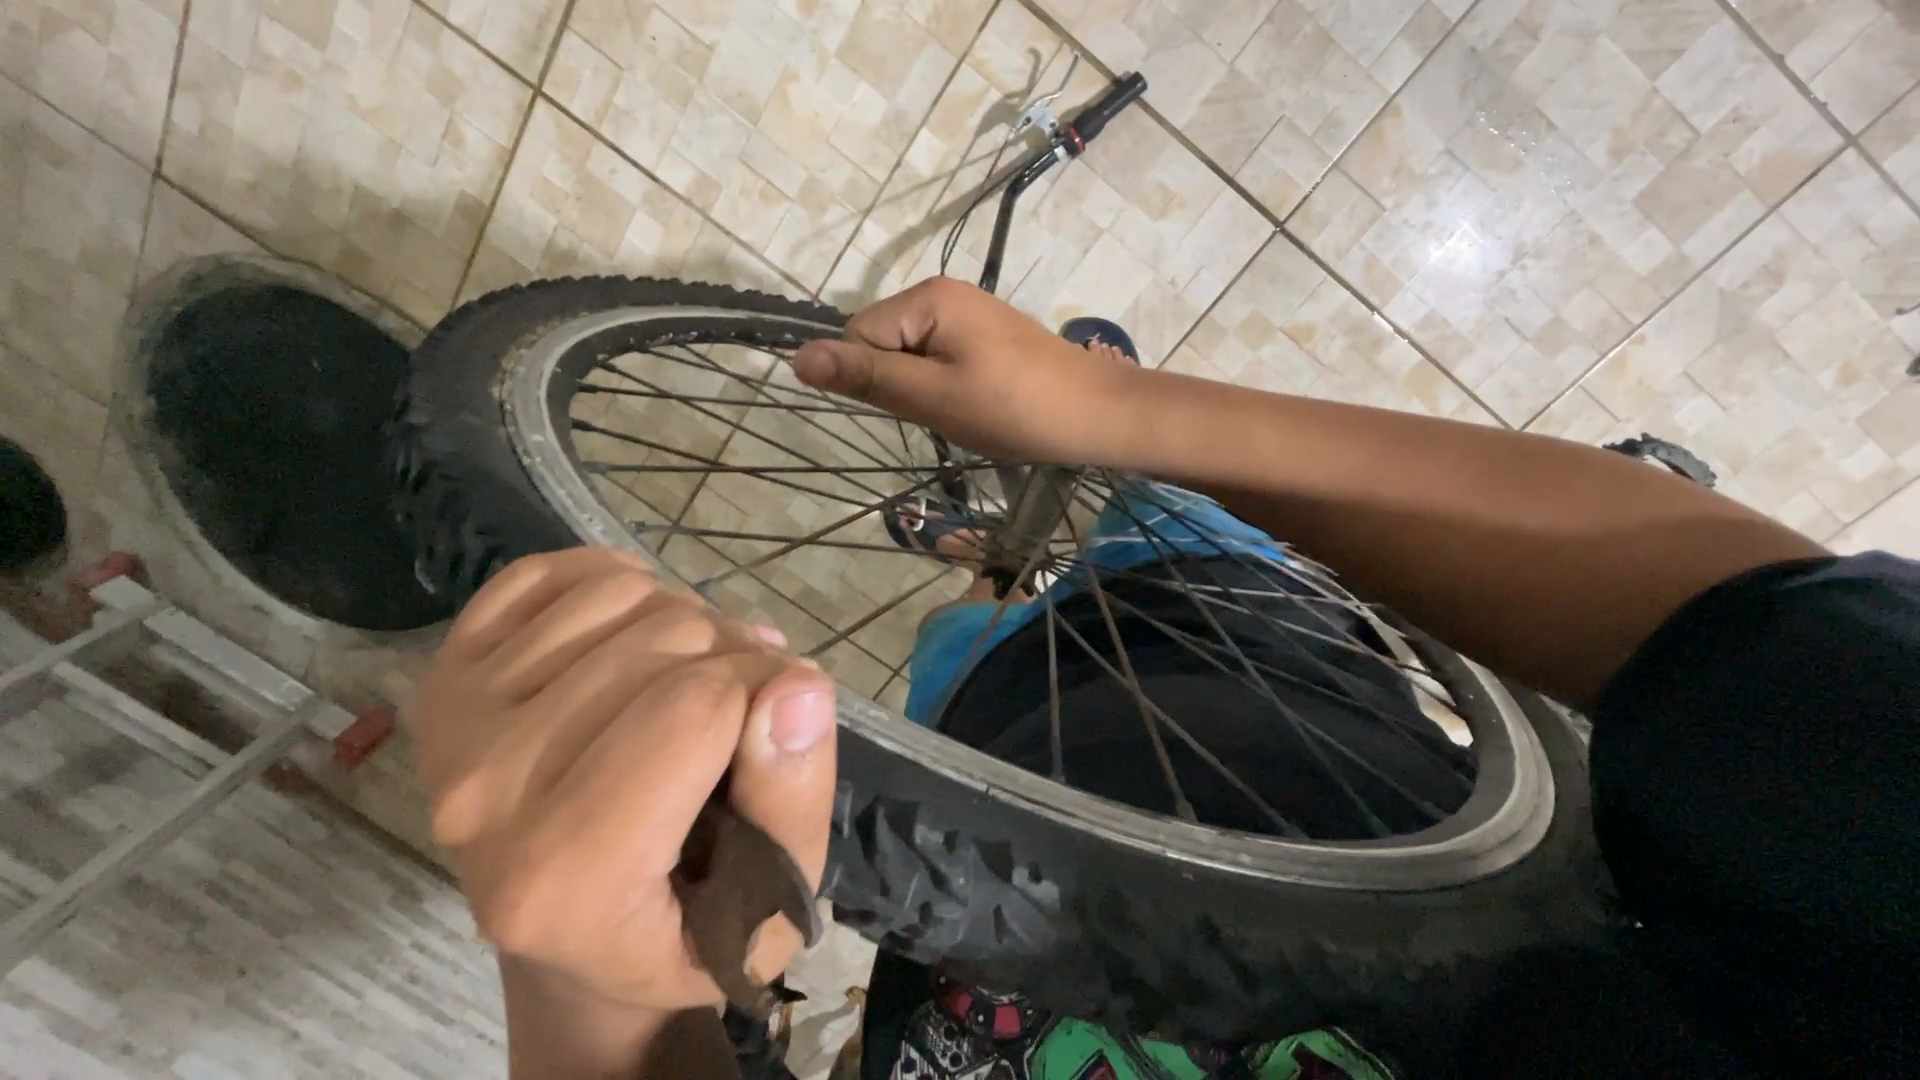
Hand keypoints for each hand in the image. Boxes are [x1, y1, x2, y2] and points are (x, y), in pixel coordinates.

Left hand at [407, 548, 837, 1014]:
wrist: (573, 941)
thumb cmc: (683, 927)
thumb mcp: (773, 904)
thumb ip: (793, 798)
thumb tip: (800, 682)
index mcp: (567, 879)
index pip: (697, 708)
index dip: (769, 687)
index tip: (783, 719)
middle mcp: (483, 798)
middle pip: (660, 640)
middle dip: (736, 650)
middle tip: (751, 693)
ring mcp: (452, 728)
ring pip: (616, 596)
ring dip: (687, 613)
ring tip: (702, 668)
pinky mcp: (442, 678)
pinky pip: (546, 574)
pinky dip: (616, 580)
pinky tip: (640, 632)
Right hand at [792, 278, 1144, 463]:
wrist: (1098, 416)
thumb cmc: (1015, 410)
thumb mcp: (934, 397)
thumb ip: (867, 377)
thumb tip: (797, 357)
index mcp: (928, 297)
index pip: (858, 336)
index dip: (876, 380)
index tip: (920, 405)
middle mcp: (944, 293)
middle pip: (882, 342)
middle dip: (901, 384)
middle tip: (947, 410)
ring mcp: (968, 313)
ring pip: (910, 356)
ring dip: (925, 390)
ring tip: (966, 409)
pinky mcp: (985, 335)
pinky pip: (939, 359)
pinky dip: (948, 387)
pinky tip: (978, 404)